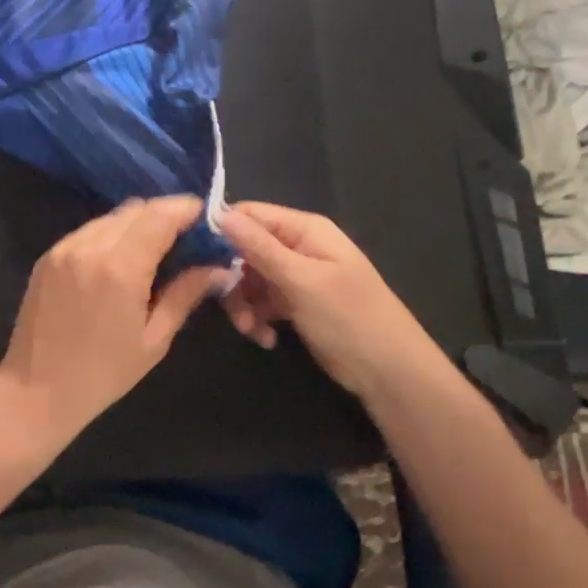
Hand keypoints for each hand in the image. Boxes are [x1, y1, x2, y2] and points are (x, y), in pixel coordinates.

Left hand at [0, 196, 228, 450]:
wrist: (34, 391)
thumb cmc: (102, 374)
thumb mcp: (153, 339)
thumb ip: (184, 295)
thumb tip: (217, 267)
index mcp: (120, 267)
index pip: (160, 216)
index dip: (187, 209)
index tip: (207, 218)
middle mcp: (89, 246)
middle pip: (136, 209)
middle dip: (165, 215)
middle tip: (187, 237)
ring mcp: (63, 248)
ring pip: (111, 217)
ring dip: (137, 224)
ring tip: (155, 249)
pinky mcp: (47, 256)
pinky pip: (88, 232)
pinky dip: (110, 235)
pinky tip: (120, 260)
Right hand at [217, 202, 441, 397]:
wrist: (389, 372)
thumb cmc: (350, 318)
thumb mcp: (302, 280)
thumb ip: (260, 247)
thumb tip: (220, 215)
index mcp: (305, 230)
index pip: (250, 215)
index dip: (223, 232)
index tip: (198, 258)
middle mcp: (298, 247)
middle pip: (245, 250)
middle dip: (233, 279)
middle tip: (232, 308)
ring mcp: (296, 277)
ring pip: (250, 280)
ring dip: (244, 305)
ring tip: (251, 330)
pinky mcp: (295, 305)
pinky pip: (262, 303)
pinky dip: (258, 320)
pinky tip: (267, 339)